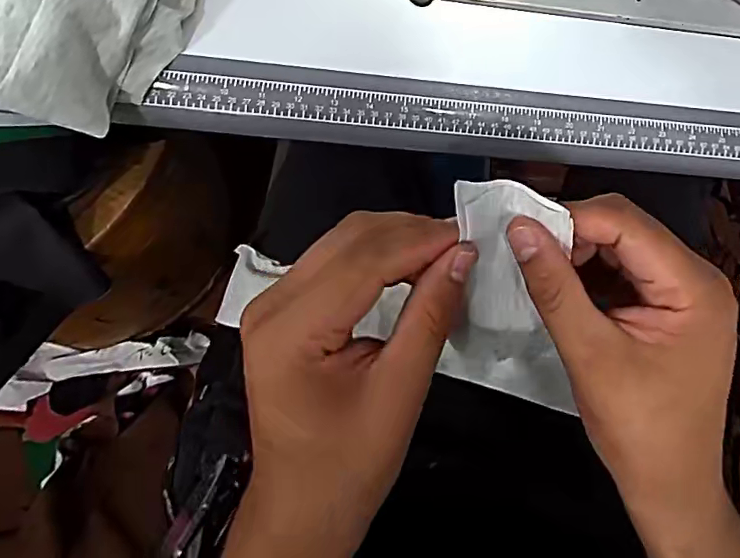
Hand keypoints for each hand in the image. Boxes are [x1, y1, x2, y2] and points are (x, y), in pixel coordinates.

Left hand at [225, 212, 475, 557]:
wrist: (300, 508)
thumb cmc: (348, 466)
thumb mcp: (399, 394)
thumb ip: (429, 316)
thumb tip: (461, 255)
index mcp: (289, 330)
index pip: (362, 261)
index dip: (419, 242)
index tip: (466, 237)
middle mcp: (272, 302)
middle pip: (349, 238)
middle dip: (410, 232)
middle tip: (459, 243)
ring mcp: (272, 299)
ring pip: (343, 239)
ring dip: (396, 236)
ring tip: (441, 250)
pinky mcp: (283, 303)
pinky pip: (336, 256)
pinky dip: (378, 250)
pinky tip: (410, 260)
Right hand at [508, 195, 739, 557]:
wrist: (673, 491)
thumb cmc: (643, 435)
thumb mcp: (591, 356)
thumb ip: (555, 287)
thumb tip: (523, 231)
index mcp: (694, 286)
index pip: (625, 223)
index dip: (571, 218)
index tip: (525, 229)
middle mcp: (698, 278)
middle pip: (625, 226)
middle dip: (574, 233)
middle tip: (531, 250)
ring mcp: (686, 290)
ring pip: (622, 242)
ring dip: (580, 249)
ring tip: (545, 269)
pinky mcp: (670, 302)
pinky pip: (625, 266)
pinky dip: (591, 269)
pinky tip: (566, 284)